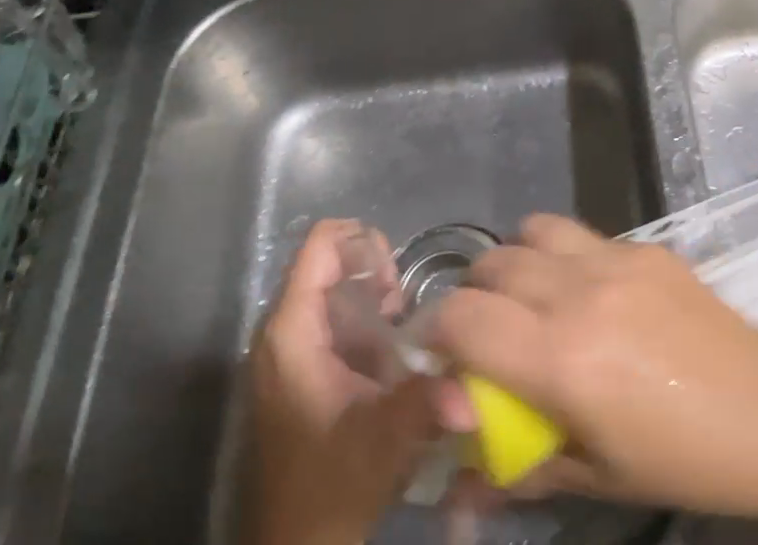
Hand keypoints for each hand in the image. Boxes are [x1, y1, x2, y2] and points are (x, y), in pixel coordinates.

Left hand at [251, 220, 442, 544]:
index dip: (361, 242)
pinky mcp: (302, 370)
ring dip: (372, 296)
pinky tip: (394, 350)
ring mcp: (290, 351)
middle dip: (373, 271)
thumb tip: (474, 394)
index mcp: (292, 332)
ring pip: (332, 291)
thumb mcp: (385, 438)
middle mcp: (283, 331)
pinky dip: (365, 320)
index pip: (318, 247)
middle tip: (407, 306)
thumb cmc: (333, 481)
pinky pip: (334, 320)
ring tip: (405, 325)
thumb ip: (427, 403)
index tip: (398, 279)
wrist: (301, 539)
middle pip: (327, 263)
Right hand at [430, 214, 757, 517]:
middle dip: (473, 299)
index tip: (442, 358)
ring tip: (533, 303)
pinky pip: (583, 234)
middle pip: (490, 265)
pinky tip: (591, 297)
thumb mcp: (592, 476)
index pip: (459, 316)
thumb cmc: (683, 462)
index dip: (435, 334)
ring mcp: (620, 261)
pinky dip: (564, 256)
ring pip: (532, 230)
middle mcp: (581, 293)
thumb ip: (514, 466)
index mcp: (561, 357)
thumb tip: (454, 479)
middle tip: (490, 338)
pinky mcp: (652, 249)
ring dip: (516, 263)